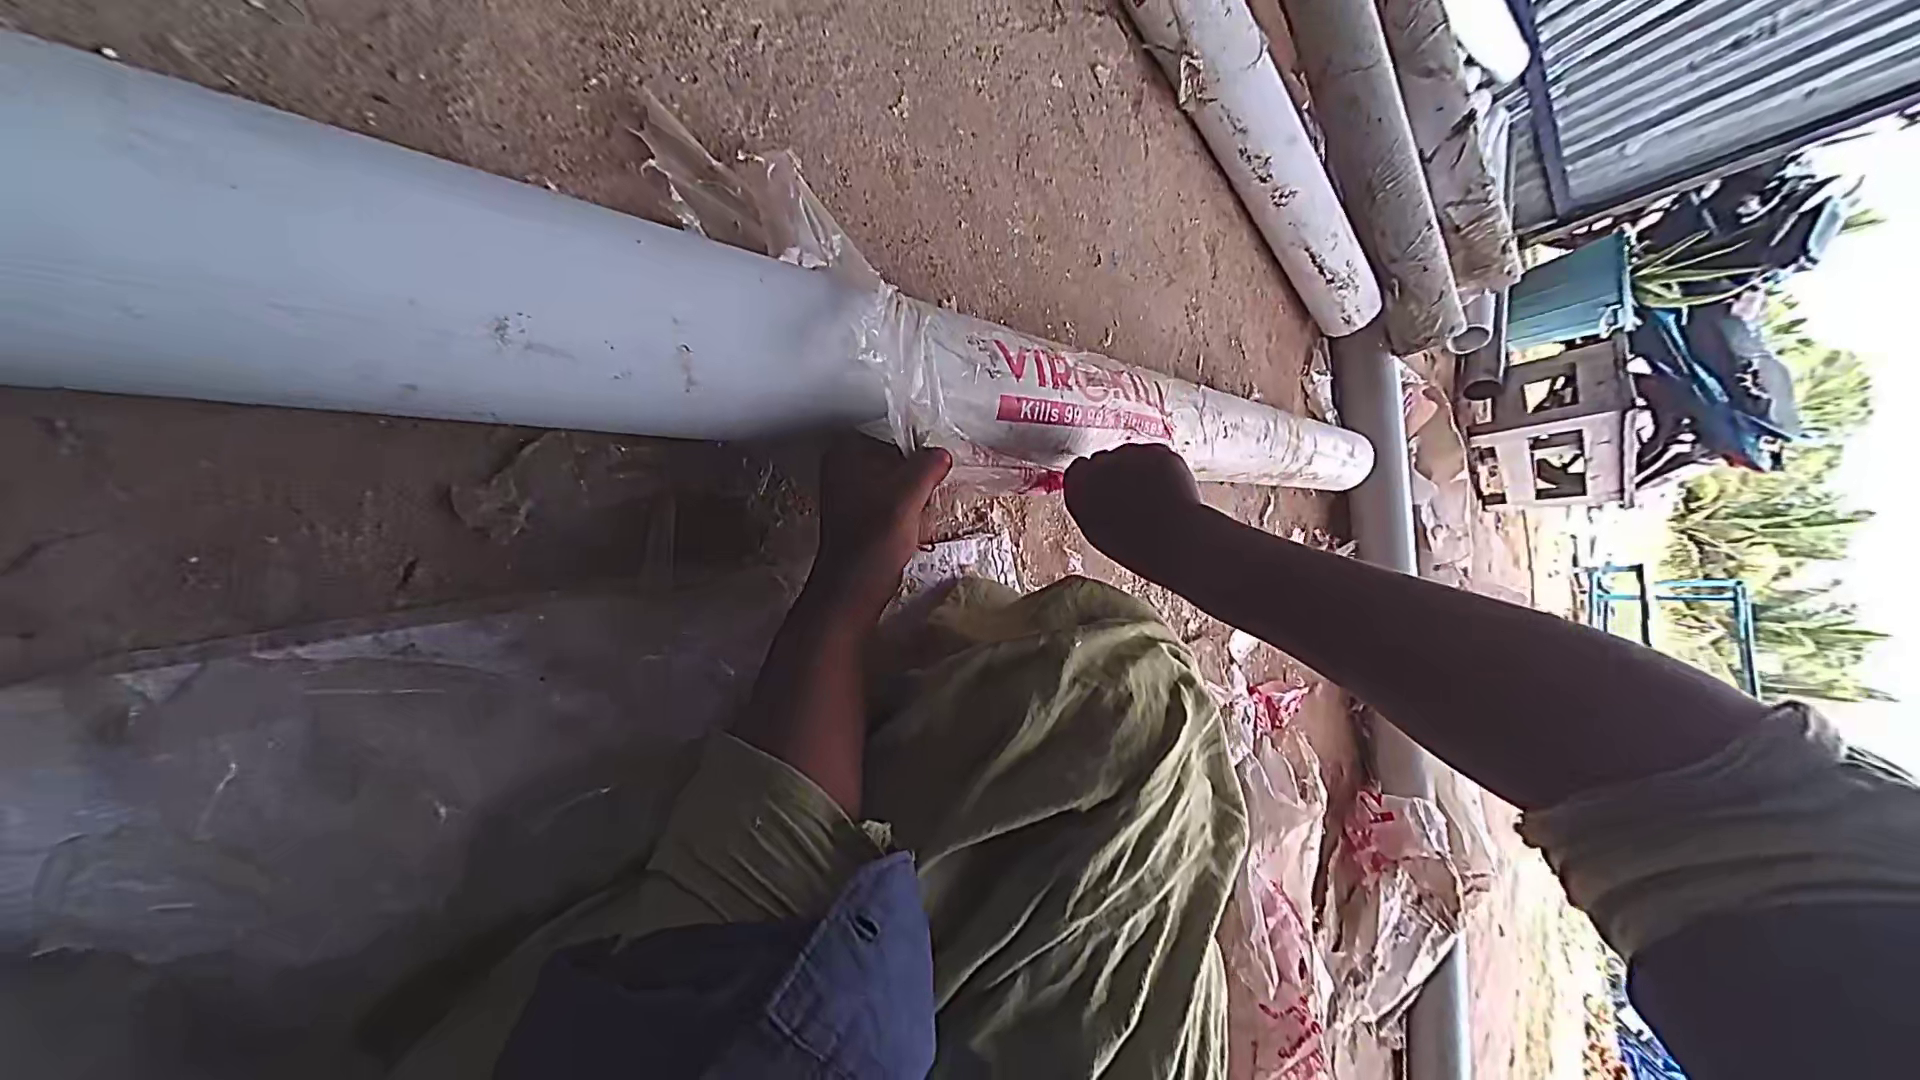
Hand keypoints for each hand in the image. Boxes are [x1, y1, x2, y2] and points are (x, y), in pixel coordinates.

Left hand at [808, 434, 952, 616]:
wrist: (854, 588)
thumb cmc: (874, 539)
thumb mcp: (909, 493)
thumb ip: (928, 465)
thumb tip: (942, 454)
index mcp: (846, 452)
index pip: (894, 434)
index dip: (919, 450)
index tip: (938, 466)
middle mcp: (842, 468)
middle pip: (895, 458)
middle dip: (917, 473)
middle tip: (933, 488)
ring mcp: (849, 493)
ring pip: (895, 481)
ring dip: (914, 493)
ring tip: (924, 508)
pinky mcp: (859, 516)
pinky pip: (891, 501)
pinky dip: (906, 509)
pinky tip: (915, 523)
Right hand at [1064, 443, 1204, 571]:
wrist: (1169, 537)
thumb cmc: (1133, 542)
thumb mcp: (1095, 528)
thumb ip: (1089, 504)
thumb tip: (1096, 497)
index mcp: (1079, 485)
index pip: (1079, 468)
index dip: (1093, 479)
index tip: (1102, 488)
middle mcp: (1100, 463)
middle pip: (1106, 460)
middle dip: (1117, 473)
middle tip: (1130, 496)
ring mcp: (1130, 454)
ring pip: (1133, 457)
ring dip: (1139, 470)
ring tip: (1151, 499)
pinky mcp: (1156, 450)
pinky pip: (1156, 456)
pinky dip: (1161, 469)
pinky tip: (1164, 491)